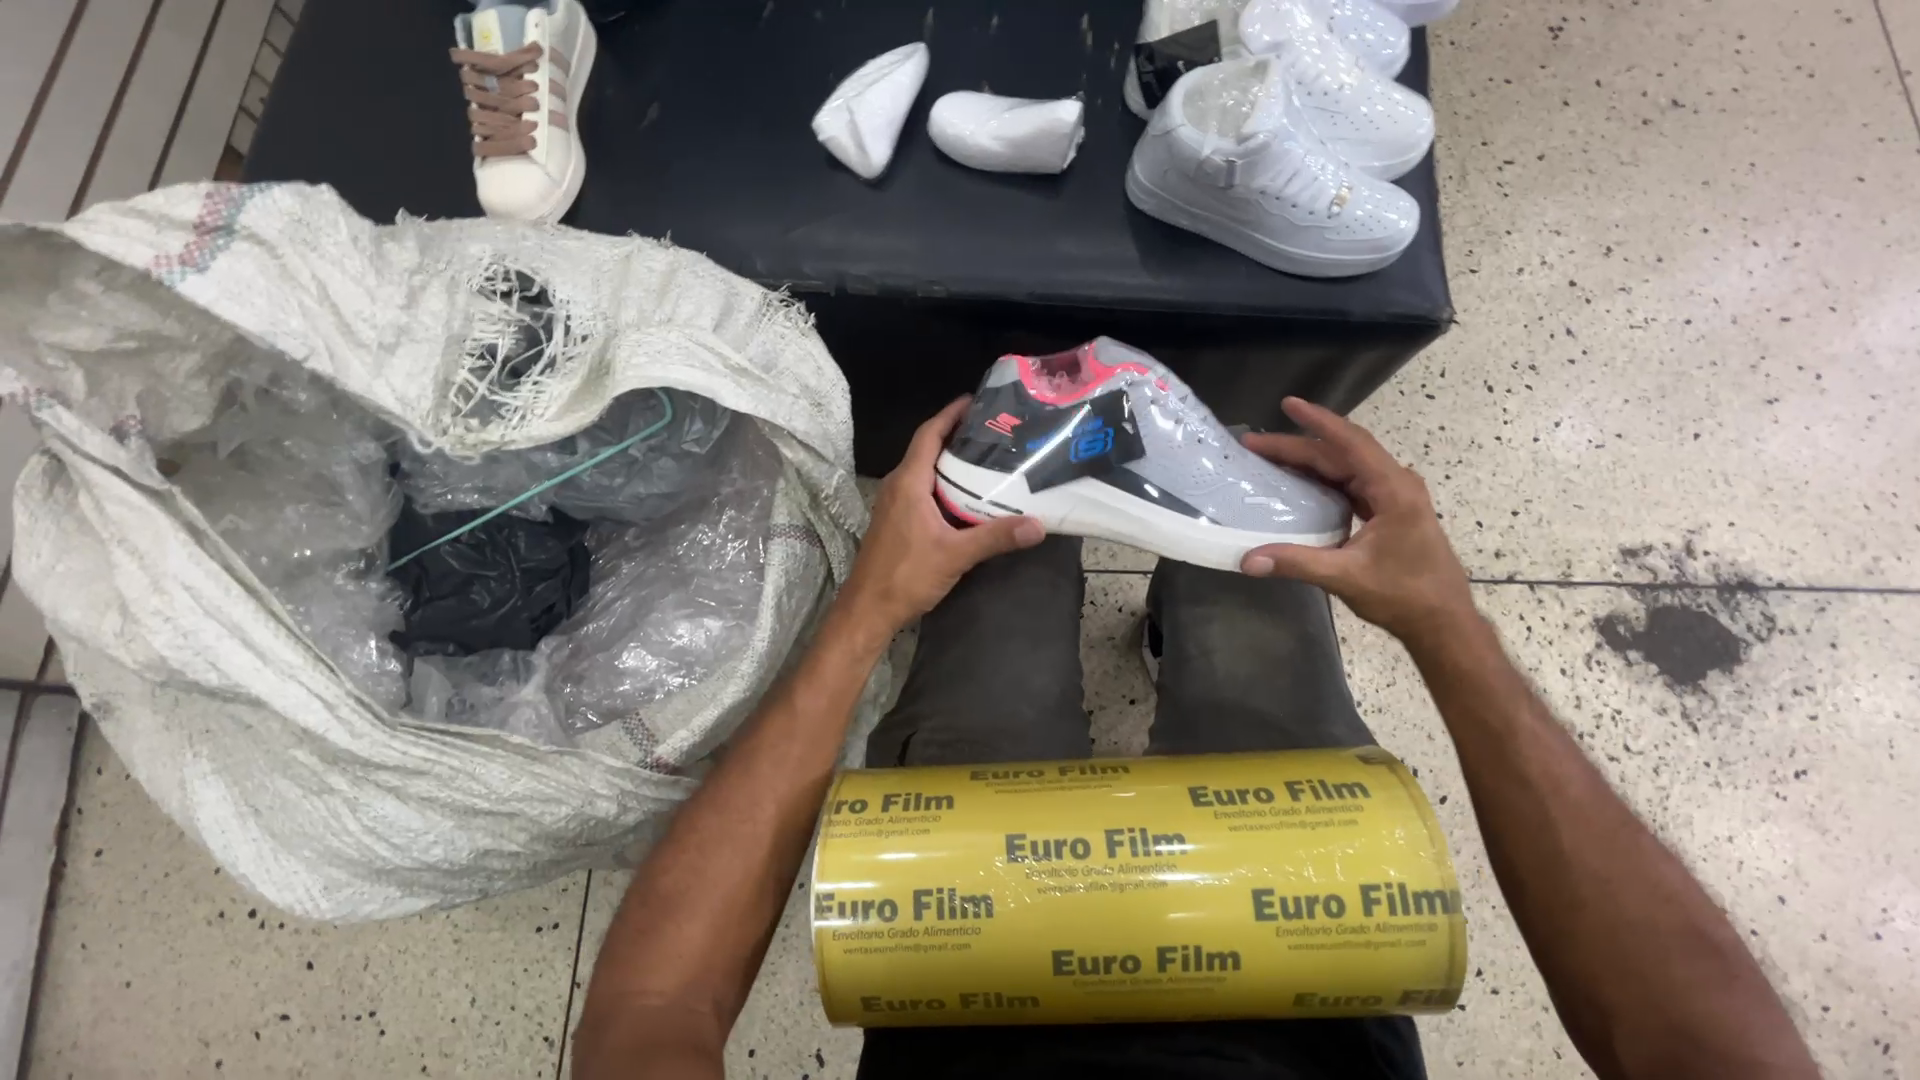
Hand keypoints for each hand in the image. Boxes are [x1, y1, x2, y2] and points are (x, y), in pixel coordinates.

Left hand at [840, 397, 1044, 630]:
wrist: (868, 610)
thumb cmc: (905, 577)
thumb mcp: (955, 555)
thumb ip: (995, 537)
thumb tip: (1037, 525)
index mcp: (908, 483)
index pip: (929, 435)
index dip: (950, 415)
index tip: (975, 402)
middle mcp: (898, 486)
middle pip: (928, 449)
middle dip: (958, 437)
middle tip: (994, 432)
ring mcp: (894, 505)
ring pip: (925, 472)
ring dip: (952, 463)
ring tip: (988, 459)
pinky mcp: (896, 522)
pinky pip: (923, 491)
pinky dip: (945, 486)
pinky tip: (969, 498)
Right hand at [1239, 398, 1476, 646]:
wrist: (1442, 620)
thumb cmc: (1404, 594)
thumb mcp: (1345, 577)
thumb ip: (1296, 562)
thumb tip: (1248, 560)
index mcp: (1392, 490)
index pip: (1350, 443)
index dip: (1318, 421)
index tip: (1289, 404)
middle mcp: (1395, 485)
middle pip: (1341, 454)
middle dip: (1297, 445)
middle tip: (1254, 444)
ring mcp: (1394, 497)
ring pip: (1345, 468)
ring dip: (1308, 461)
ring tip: (1269, 458)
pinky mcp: (1388, 512)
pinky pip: (1350, 484)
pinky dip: (1321, 480)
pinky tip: (1297, 484)